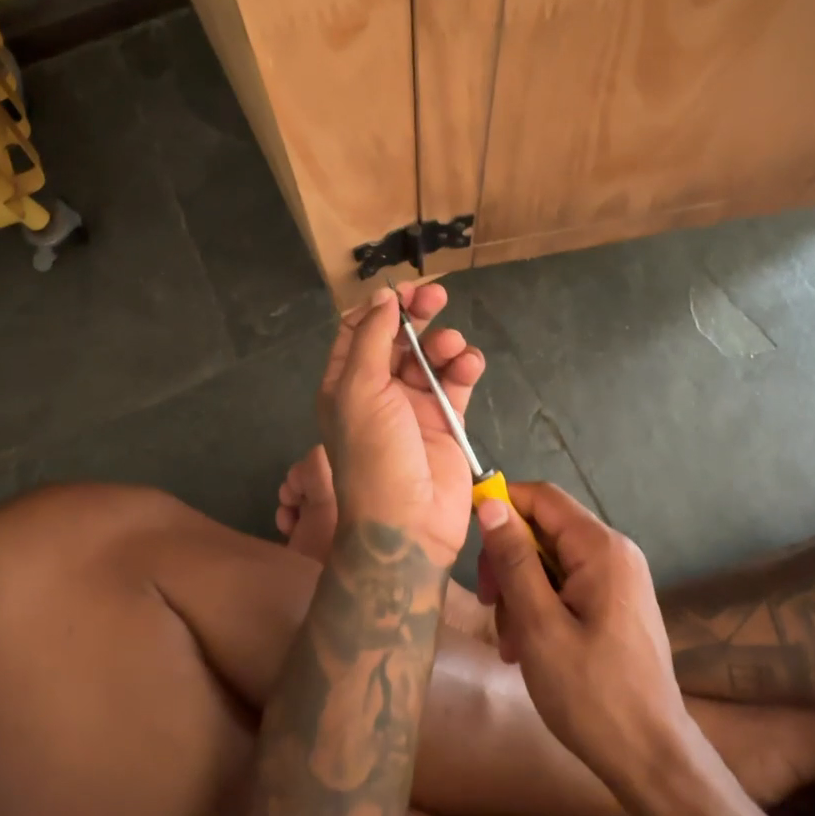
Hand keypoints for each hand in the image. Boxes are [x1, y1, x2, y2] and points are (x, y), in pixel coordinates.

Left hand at [315, 282, 484, 567]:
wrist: (407, 524)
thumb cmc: (374, 454)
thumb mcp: (360, 390)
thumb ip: (372, 339)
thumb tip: (384, 297)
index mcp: (345, 384)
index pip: (358, 332)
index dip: (378, 307)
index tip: (402, 291)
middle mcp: (377, 392)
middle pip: (397, 339)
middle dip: (417, 316)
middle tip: (437, 296)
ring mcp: (413, 408)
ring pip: (430, 359)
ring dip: (443, 344)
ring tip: (453, 348)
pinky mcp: (447, 422)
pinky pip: (457, 383)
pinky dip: (464, 369)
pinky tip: (469, 366)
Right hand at [477, 483, 758, 815]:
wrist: (650, 756)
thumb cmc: (591, 692)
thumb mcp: (539, 625)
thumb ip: (514, 560)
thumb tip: (489, 503)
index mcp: (601, 548)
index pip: (542, 497)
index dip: (501, 506)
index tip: (470, 541)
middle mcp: (615, 552)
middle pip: (544, 530)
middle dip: (509, 563)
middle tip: (490, 606)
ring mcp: (618, 579)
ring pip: (551, 563)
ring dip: (521, 593)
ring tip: (512, 644)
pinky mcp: (616, 605)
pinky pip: (567, 587)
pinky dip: (541, 608)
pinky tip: (530, 648)